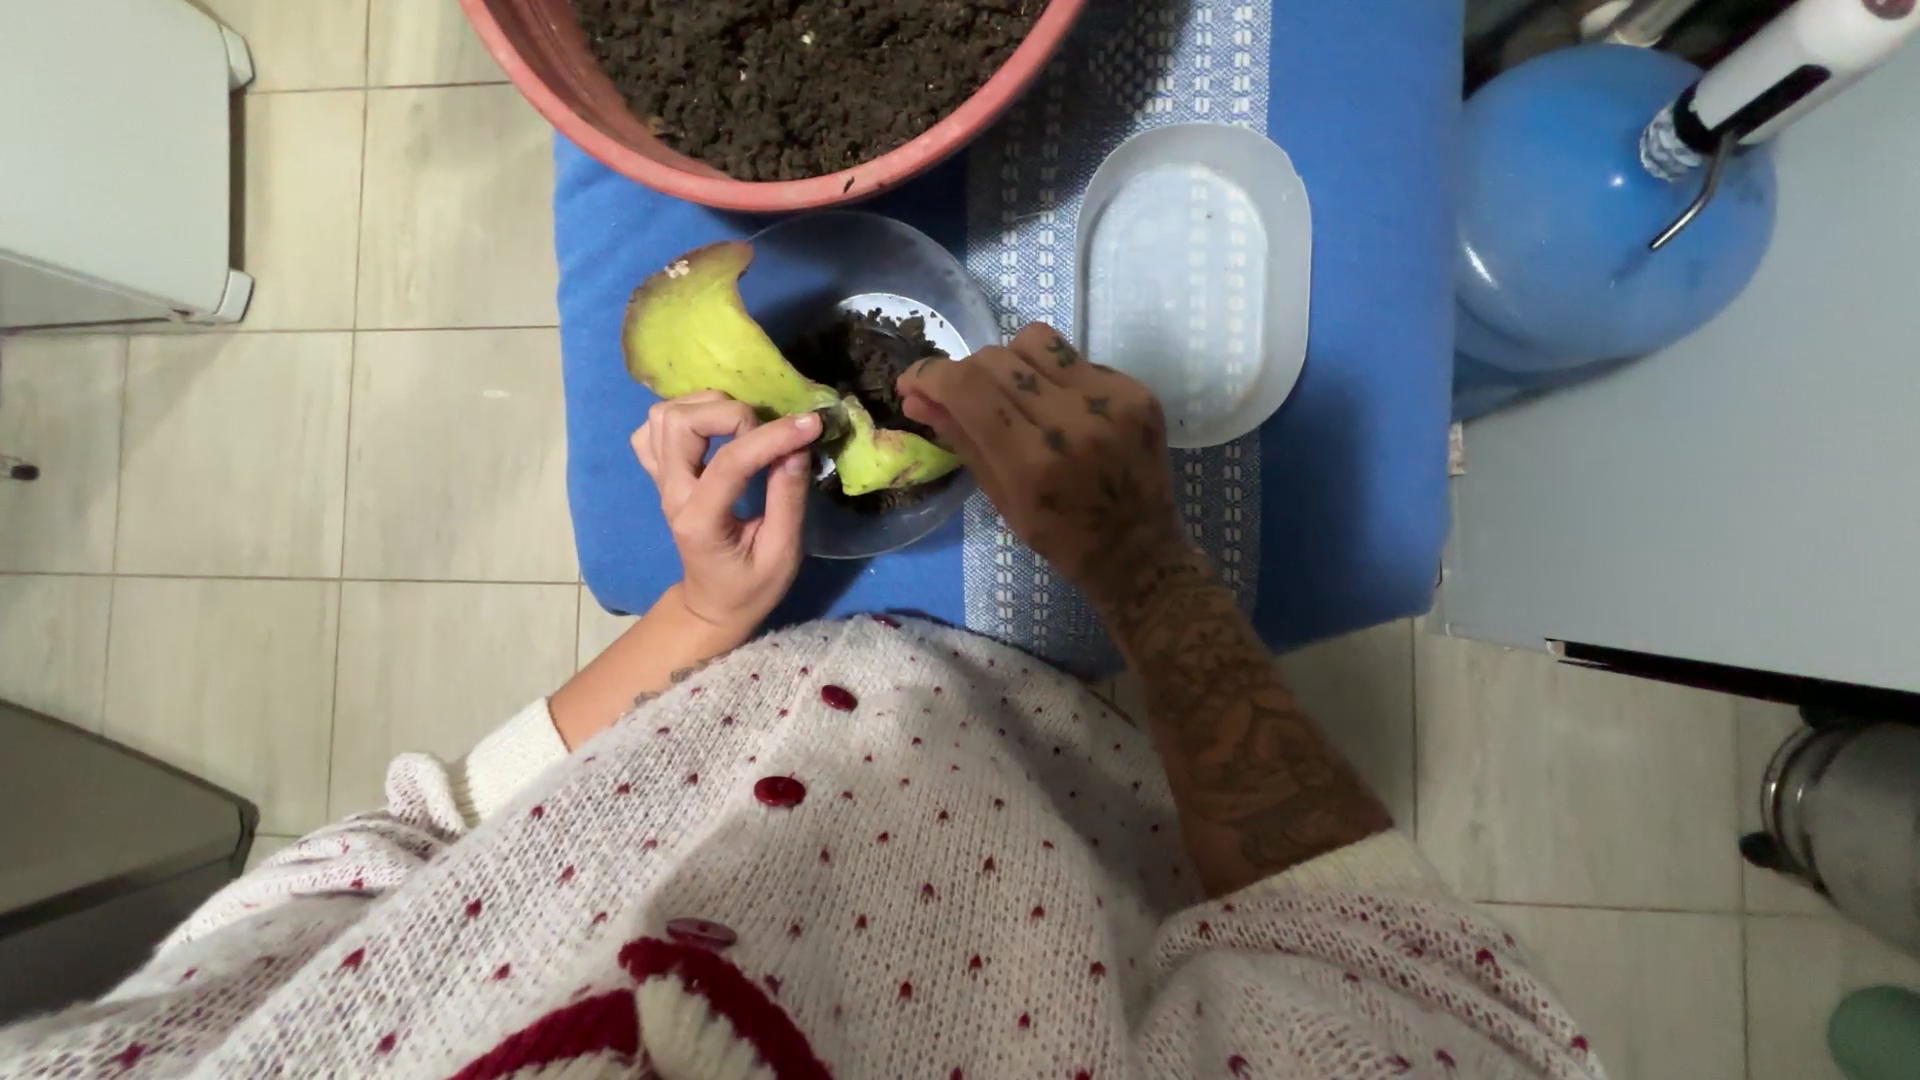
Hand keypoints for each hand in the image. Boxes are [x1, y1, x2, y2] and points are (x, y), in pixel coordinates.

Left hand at [631, 391, 820, 641]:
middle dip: (731, 412)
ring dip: (708, 407)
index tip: (811, 425)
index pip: (730, 462)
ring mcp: (660, 482)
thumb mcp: (782, 553)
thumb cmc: (751, 587)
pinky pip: (654, 428)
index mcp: (701, 521)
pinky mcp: (660, 475)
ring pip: (664, 416)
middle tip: (768, 429)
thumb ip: (788, 499)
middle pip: (680, 424)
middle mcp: (672, 494)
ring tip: (746, 423)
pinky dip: (684, 414)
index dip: (773, 436)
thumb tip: (797, 447)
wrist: (711, 604)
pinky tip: (715, 428)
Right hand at [896, 322, 1189, 607]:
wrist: (1138, 549)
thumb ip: (962, 439)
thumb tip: (917, 395)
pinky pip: (1074, 357)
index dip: (929, 375)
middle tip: (967, 399)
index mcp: (1034, 464)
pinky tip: (1058, 405)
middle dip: (966, 374)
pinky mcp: (1136, 391)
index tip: (915, 381)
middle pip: (995, 359)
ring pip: (1034, 341)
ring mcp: (1110, 402)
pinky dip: (1052, 374)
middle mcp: (1073, 424)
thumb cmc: (1061, 536)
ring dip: (1009, 361)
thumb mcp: (1001, 499)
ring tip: (1014, 393)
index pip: (967, 389)